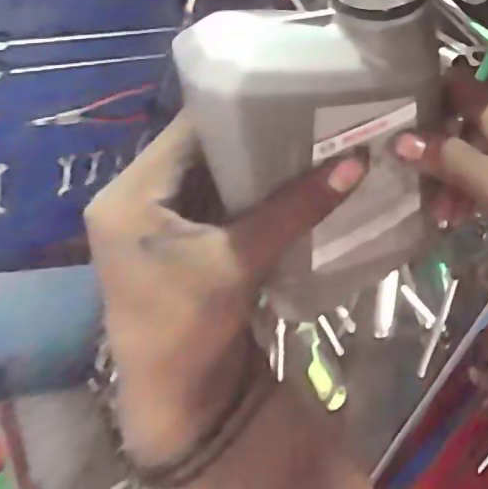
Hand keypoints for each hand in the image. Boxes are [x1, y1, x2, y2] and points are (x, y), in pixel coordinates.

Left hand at [85, 111, 365, 463]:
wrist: (178, 401)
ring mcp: (159, 214)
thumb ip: (297, 207)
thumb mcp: (241, 261)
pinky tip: (298, 169)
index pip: (189, 127)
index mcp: (129, 194)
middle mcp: (136, 194)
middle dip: (257, 127)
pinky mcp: (183, 232)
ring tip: (313, 131)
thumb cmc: (189, 329)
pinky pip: (224, 190)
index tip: (292, 88)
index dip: (240, 104)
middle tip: (312, 108)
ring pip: (217, 165)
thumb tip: (358, 161)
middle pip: (204, 143)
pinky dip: (258, 181)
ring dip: (261, 154)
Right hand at [391, 73, 487, 246]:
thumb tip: (401, 139)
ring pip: (482, 144)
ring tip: (448, 220)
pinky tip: (477, 211)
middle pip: (462, 124)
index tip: (394, 132)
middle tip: (425, 202)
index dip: (421, 106)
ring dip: (462, 176)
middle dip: (439, 159)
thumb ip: (451, 161)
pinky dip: (486, 179)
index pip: (451, 88)